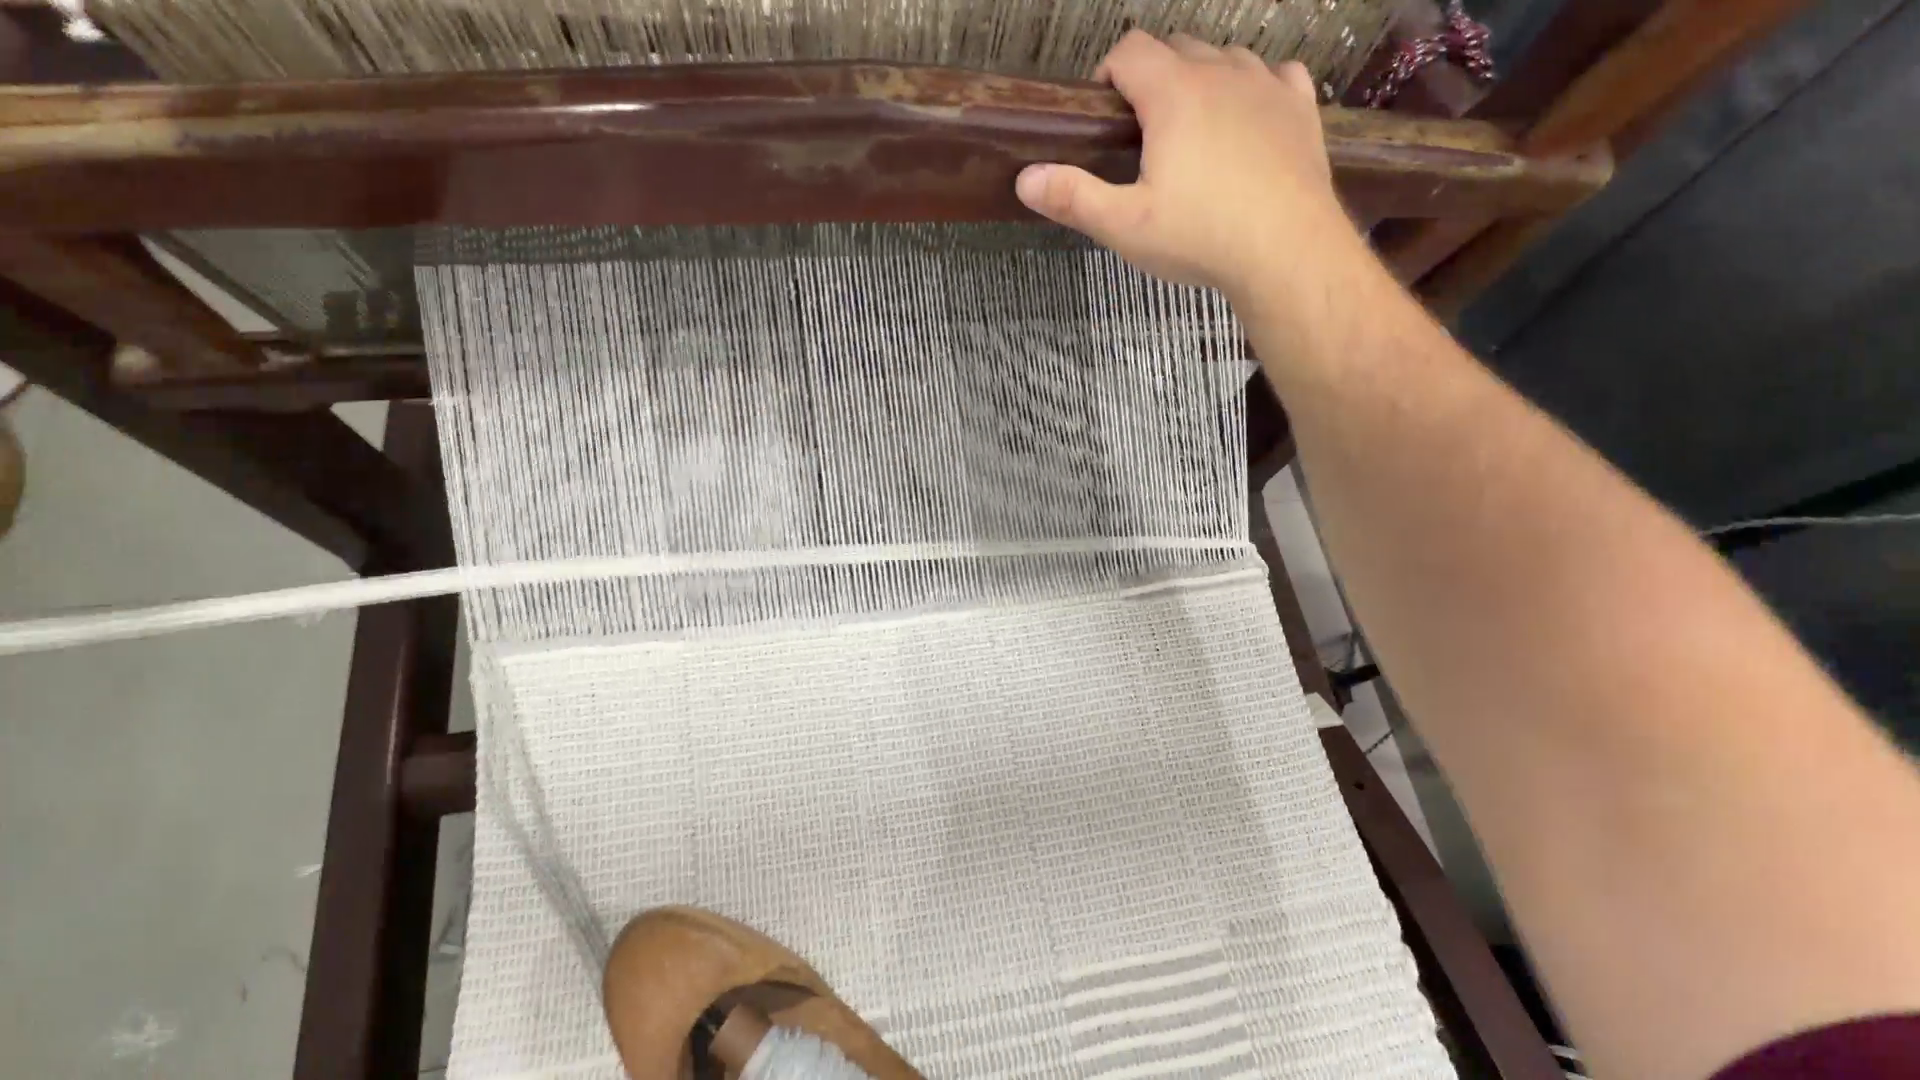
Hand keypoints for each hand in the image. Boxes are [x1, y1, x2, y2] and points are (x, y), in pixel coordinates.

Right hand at [1015, 31, 1361, 303]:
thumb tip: (1025, 179)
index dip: (1109, 72)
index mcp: (1174, 93)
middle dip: (1153, 75)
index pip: (1130, 49)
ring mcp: (1266, 87)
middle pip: (1176, 45)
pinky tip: (1249, 117)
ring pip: (1226, 57)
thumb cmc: (1203, 237)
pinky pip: (1277, 75)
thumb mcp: (1125, 225)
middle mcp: (1221, 73)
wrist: (1289, 253)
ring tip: (1192, 127)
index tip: (1104, 111)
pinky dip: (1256, 88)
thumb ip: (1073, 198)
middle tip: (1142, 130)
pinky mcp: (1300, 109)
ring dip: (1203, 78)